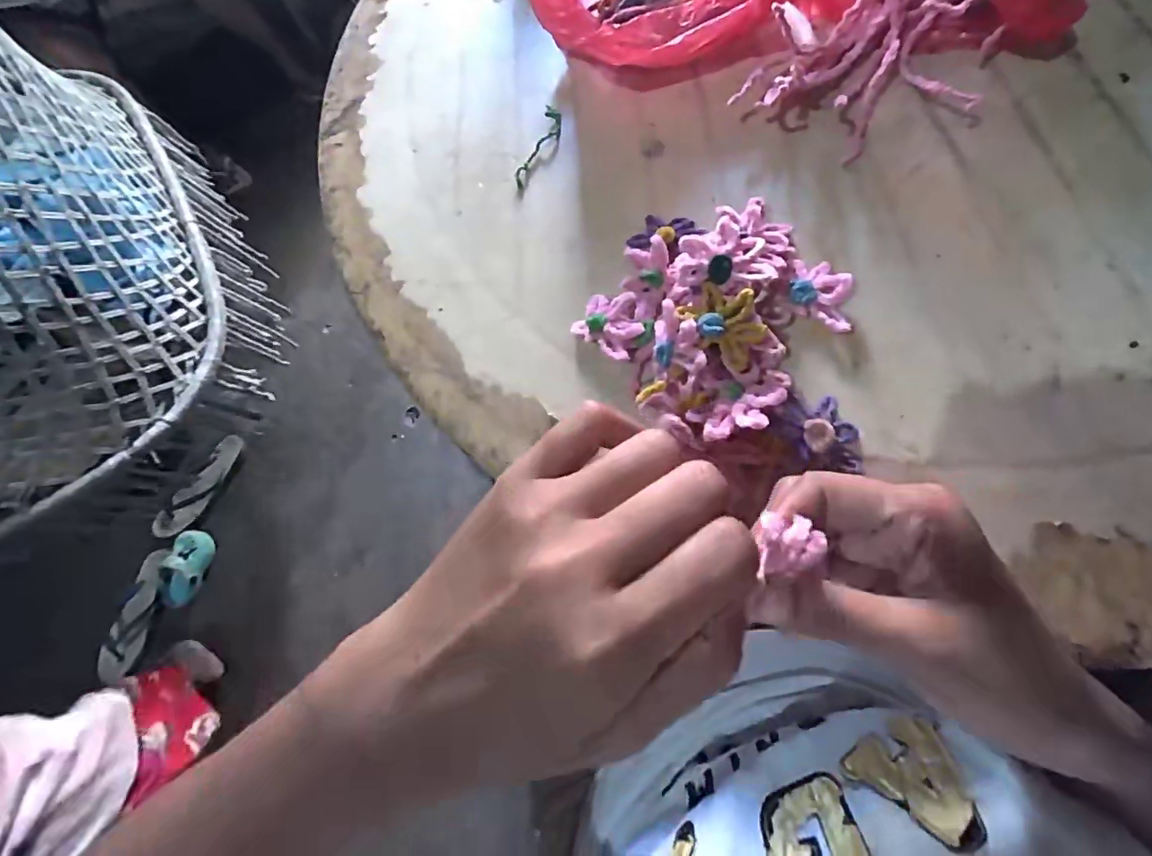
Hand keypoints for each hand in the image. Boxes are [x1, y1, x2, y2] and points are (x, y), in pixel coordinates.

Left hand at [298, 403, 758, 797]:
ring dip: (677, 472)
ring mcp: (544, 509)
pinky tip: (621, 466)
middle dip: (718, 508)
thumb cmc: (524, 726)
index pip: (728, 551)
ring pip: (658, 445)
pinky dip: (623, 433)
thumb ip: (703, 666)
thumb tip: (740, 587)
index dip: (742, 555)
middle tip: (695, 532)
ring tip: (660, 501)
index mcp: (616, 639)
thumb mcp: (625, 732)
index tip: (722, 568)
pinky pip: (590, 419)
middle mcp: (583, 562)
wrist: (409, 694)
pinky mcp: (515, 479)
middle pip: (701, 485)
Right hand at [751, 473, 1151, 783]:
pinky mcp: (892, 565)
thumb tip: (749, 590)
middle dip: (778, 544)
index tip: (745, 573)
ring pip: (820, 533)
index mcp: (916, 510)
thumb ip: (826, 610)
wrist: (1061, 720)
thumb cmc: (997, 678)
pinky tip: (784, 609)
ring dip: (788, 565)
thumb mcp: (909, 644)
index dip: (779, 522)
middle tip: (745, 594)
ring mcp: (897, 536)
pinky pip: (835, 561)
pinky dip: (808, 582)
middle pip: (817, 506)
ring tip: (753, 604)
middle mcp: (902, 508)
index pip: (824, 490)